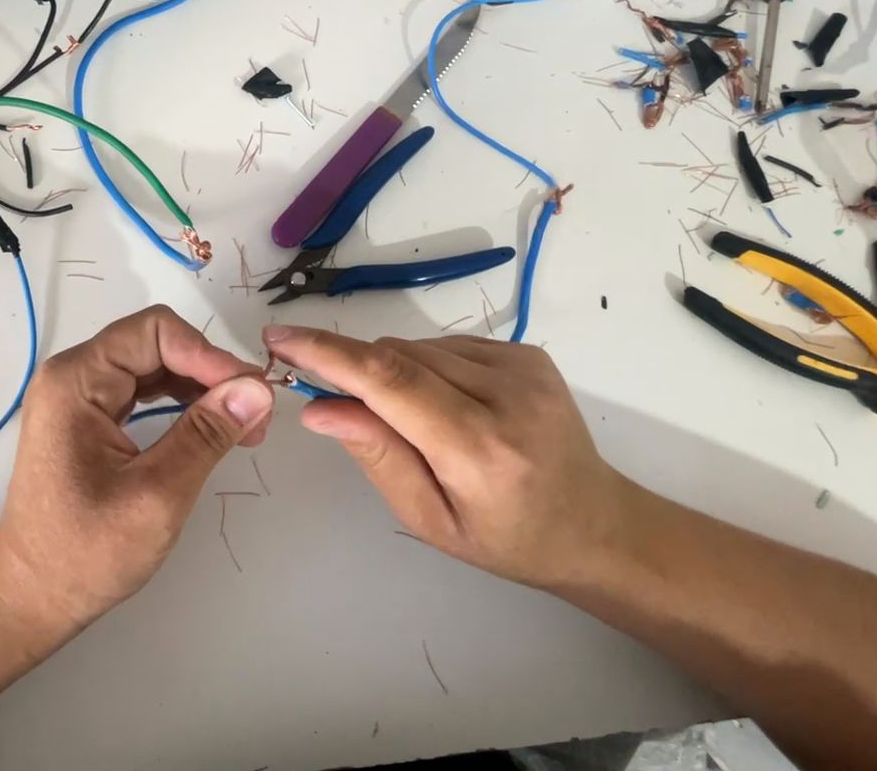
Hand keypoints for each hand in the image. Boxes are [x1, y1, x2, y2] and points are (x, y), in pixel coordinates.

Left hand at [0, 306, 273, 646]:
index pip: (154, 331)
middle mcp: (72, 376)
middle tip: (255, 411)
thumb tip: (258, 388)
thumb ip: (207, 434)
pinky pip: (141, 391)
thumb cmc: (86, 553)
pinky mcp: (87, 418)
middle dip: (208, 370)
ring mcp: (77, 396)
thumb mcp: (157, 495)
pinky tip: (211, 426)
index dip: (208, 354)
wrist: (31, 597)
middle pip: (153, 343)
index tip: (251, 392)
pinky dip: (179, 403)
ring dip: (199, 387)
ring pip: (152, 366)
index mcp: (76, 381)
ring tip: (244, 424)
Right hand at [265, 326, 633, 589]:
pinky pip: (444, 345)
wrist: (597, 524)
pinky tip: (446, 405)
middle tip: (337, 403)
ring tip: (415, 422)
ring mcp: (523, 367)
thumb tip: (318, 408)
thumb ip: (375, 456)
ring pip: (416, 346)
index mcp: (480, 449)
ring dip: (392, 372)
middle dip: (353, 369)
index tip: (279, 338)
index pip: (390, 381)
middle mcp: (507, 395)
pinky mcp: (527, 353)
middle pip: (396, 356)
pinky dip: (423, 367)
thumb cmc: (507, 539)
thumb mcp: (429, 518)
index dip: (328, 354)